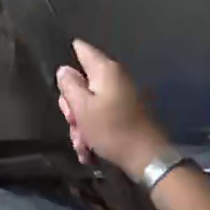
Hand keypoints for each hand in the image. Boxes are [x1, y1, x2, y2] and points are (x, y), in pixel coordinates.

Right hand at [55, 40, 170, 174]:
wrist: (149, 160)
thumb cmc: (112, 129)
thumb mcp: (81, 106)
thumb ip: (69, 84)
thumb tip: (64, 70)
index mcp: (105, 70)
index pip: (81, 49)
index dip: (66, 58)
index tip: (60, 80)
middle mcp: (116, 78)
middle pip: (82, 81)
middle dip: (72, 103)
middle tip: (72, 120)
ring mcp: (123, 96)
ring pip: (90, 102)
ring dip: (81, 122)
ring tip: (81, 144)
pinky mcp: (128, 114)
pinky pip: (103, 115)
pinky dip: (94, 130)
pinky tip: (89, 149)